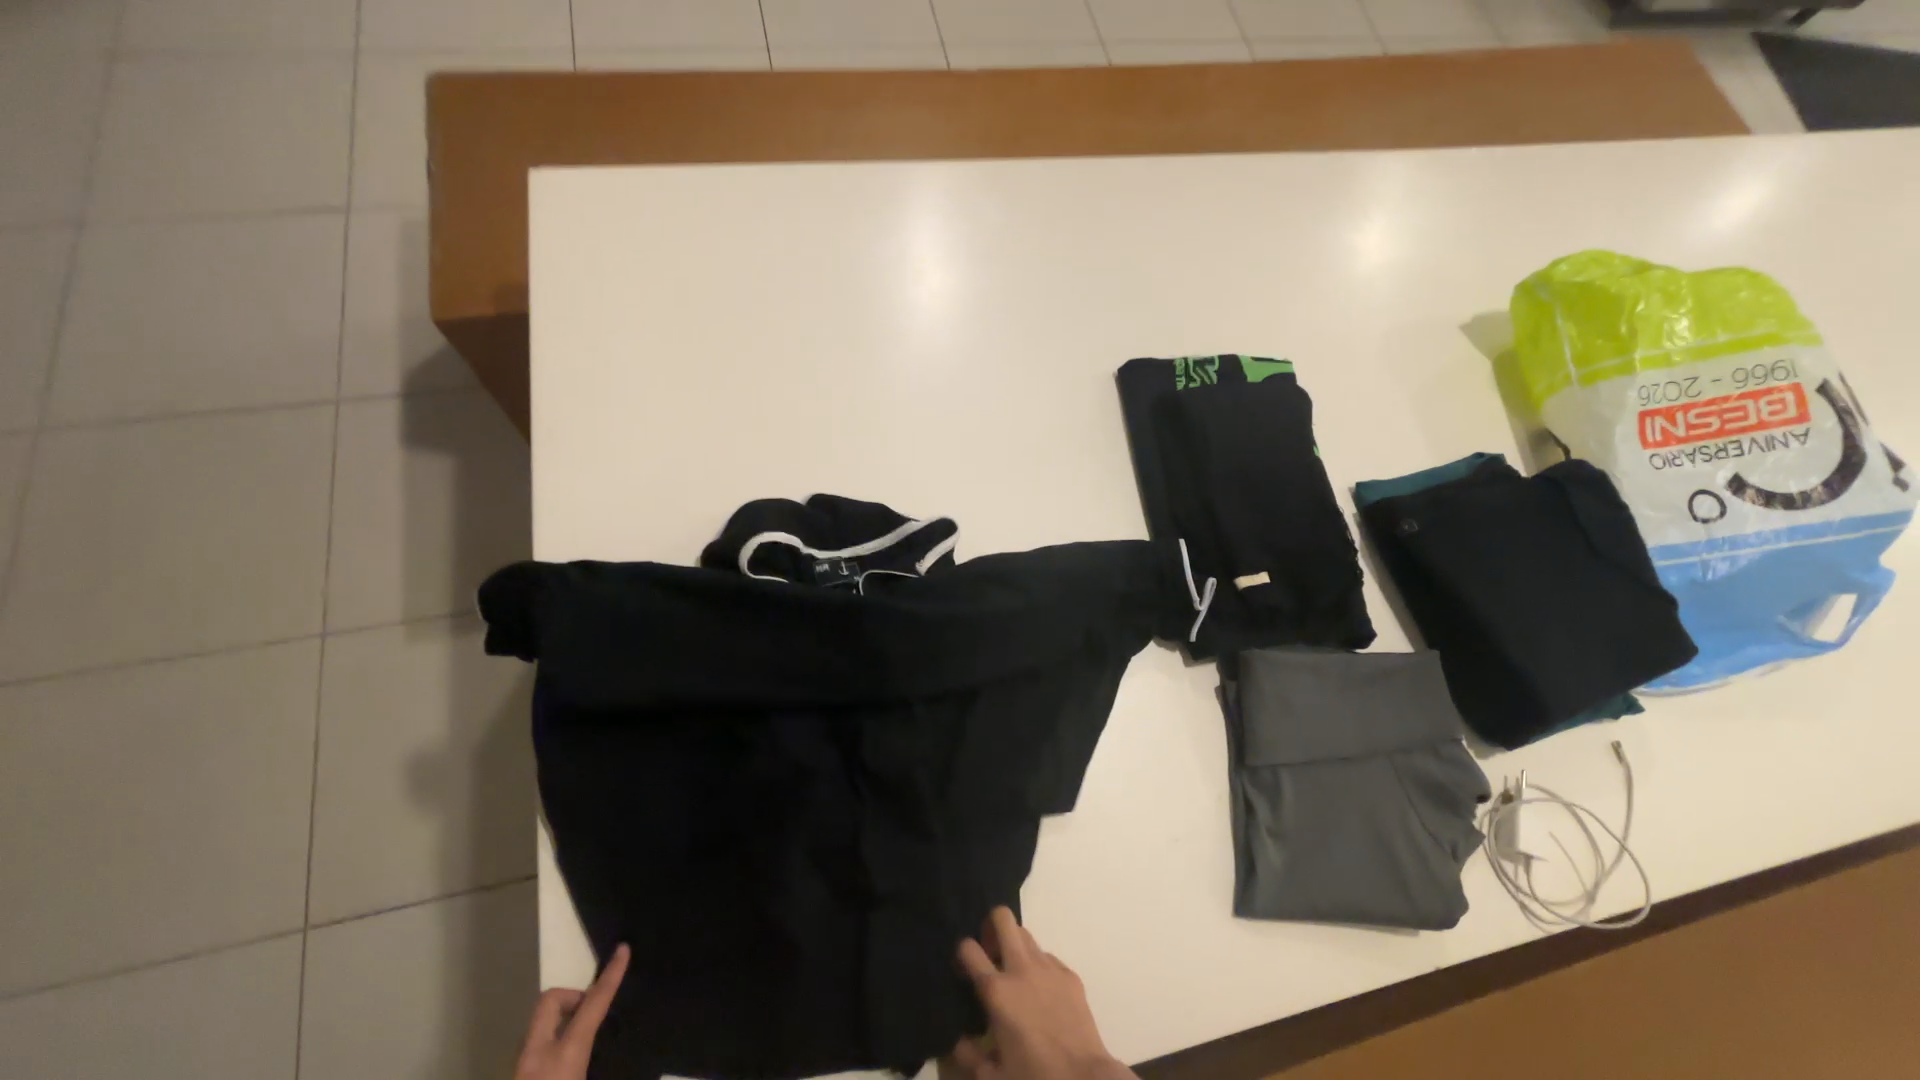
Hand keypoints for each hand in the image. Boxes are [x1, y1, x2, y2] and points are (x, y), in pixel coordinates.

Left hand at [514, 944, 629, 1079]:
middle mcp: (538, 1056)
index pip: (593, 1005)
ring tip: (583, 1052)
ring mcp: (522, 1070)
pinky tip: (567, 1072)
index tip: (623, 951)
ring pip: (542, 1029)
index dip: (610, 976)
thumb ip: (601, 1064)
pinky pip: (538, 1051)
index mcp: (564, 1056)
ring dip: (562, 1026)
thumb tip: (633, 1064)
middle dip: (573, 999)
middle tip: (594, 1020)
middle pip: (551, 1002)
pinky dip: (554, 1049)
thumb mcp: (587, 1076)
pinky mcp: (518, 1079)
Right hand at [945, 909, 1136, 1079]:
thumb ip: (968, 1055)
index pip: (968, 947)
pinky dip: (1038, 966)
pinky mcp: (1070, 975)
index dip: (962, 954)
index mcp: (996, 991)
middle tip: (990, 953)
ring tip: (1015, 974)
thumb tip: (958, 1040)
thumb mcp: (992, 1075)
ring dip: (1015, 946)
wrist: (1084, 1078)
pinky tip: (1041, 993)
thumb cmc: (1034, 1076)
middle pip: (1002, 918)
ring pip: (1025, 934)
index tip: (964, 971)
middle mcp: (1021, 969)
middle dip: (991, 926)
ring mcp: (1048, 968)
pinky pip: (1047, 957)